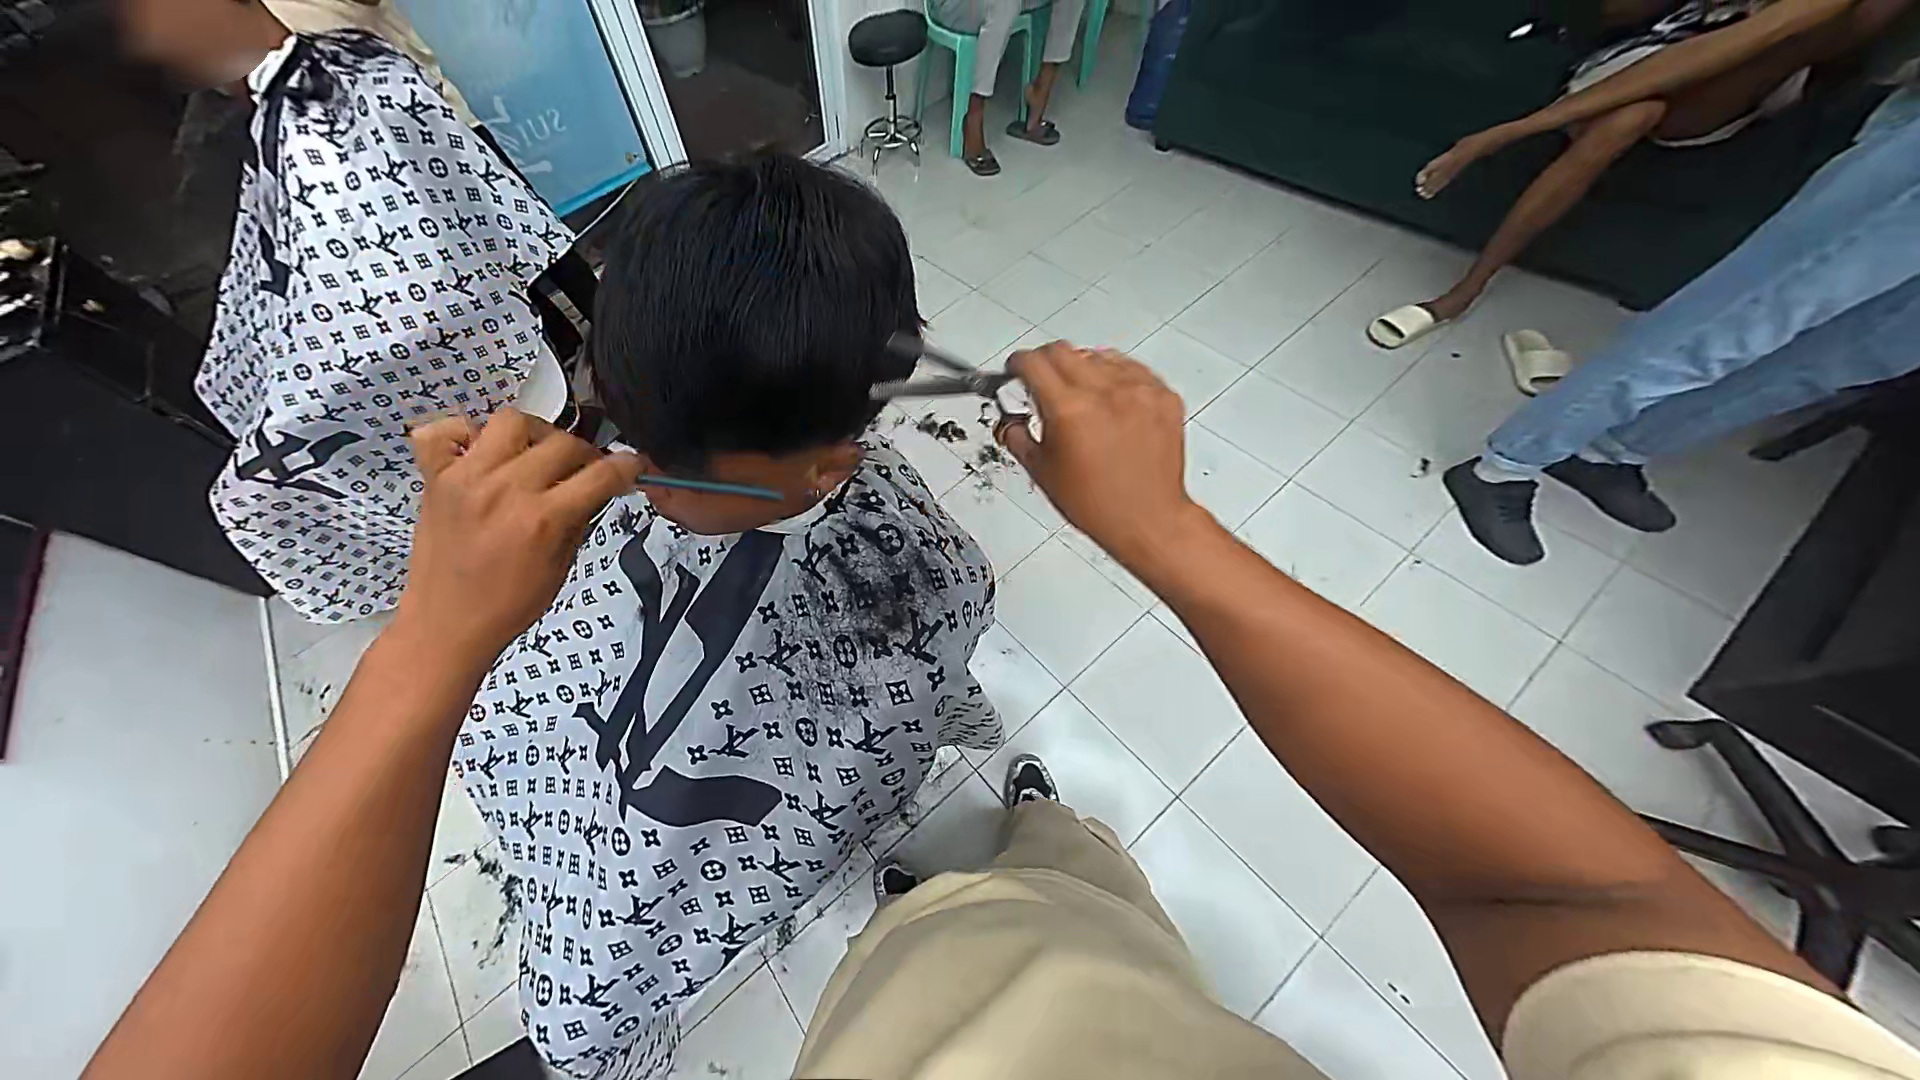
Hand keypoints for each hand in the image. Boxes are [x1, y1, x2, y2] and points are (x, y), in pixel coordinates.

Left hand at [398, 408, 641, 671]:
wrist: (449, 623)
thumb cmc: (512, 603)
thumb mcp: (565, 563)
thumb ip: (581, 518)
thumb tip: (599, 487)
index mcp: (543, 519)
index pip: (601, 474)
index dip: (629, 465)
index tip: (636, 465)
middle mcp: (505, 490)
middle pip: (563, 442)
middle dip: (587, 454)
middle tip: (587, 471)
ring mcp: (465, 479)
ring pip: (512, 421)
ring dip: (537, 433)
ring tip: (539, 455)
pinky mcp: (435, 478)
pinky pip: (443, 431)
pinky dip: (465, 432)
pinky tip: (484, 452)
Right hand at [996, 341, 1209, 570]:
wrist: (1146, 518)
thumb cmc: (1098, 504)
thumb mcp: (1042, 471)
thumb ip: (1017, 436)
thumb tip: (1008, 421)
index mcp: (1069, 410)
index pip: (1033, 362)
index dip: (1018, 364)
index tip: (1016, 370)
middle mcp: (1105, 393)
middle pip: (1063, 351)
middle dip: (1045, 362)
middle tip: (1042, 382)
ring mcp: (1138, 391)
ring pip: (1098, 355)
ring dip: (1081, 368)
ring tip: (1080, 398)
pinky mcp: (1162, 396)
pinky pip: (1132, 369)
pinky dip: (1115, 378)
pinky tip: (1110, 402)